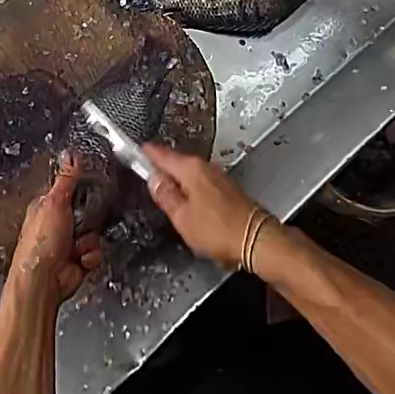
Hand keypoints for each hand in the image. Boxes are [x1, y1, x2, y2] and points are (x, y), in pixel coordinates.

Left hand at [11, 152, 105, 303]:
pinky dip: (90, 256)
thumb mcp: (55, 202)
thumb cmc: (40, 244)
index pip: (69, 190)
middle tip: (82, 223)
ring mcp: (68, 242)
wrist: (43, 281)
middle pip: (86, 212)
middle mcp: (57, 223)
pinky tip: (80, 259)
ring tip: (78, 247)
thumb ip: (66, 179)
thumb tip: (70, 154)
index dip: (81, 190)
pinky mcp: (78, 259)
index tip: (90, 190)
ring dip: (89, 241)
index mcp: (46, 206)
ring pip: (93, 233)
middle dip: (89, 220)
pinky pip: (95, 252)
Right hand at [142, 143, 263, 268]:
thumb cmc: (221, 230)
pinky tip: (190, 208)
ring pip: (189, 175)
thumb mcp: (181, 217)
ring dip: (178, 184)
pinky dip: (191, 192)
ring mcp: (218, 177)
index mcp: (190, 169)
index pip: (160, 153)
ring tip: (169, 202)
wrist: (258, 240)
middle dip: (162, 171)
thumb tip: (153, 180)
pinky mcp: (227, 189)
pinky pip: (201, 185)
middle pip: (176, 163)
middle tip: (149, 183)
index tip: (136, 152)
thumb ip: (164, 195)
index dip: (145, 154)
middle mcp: (205, 167)